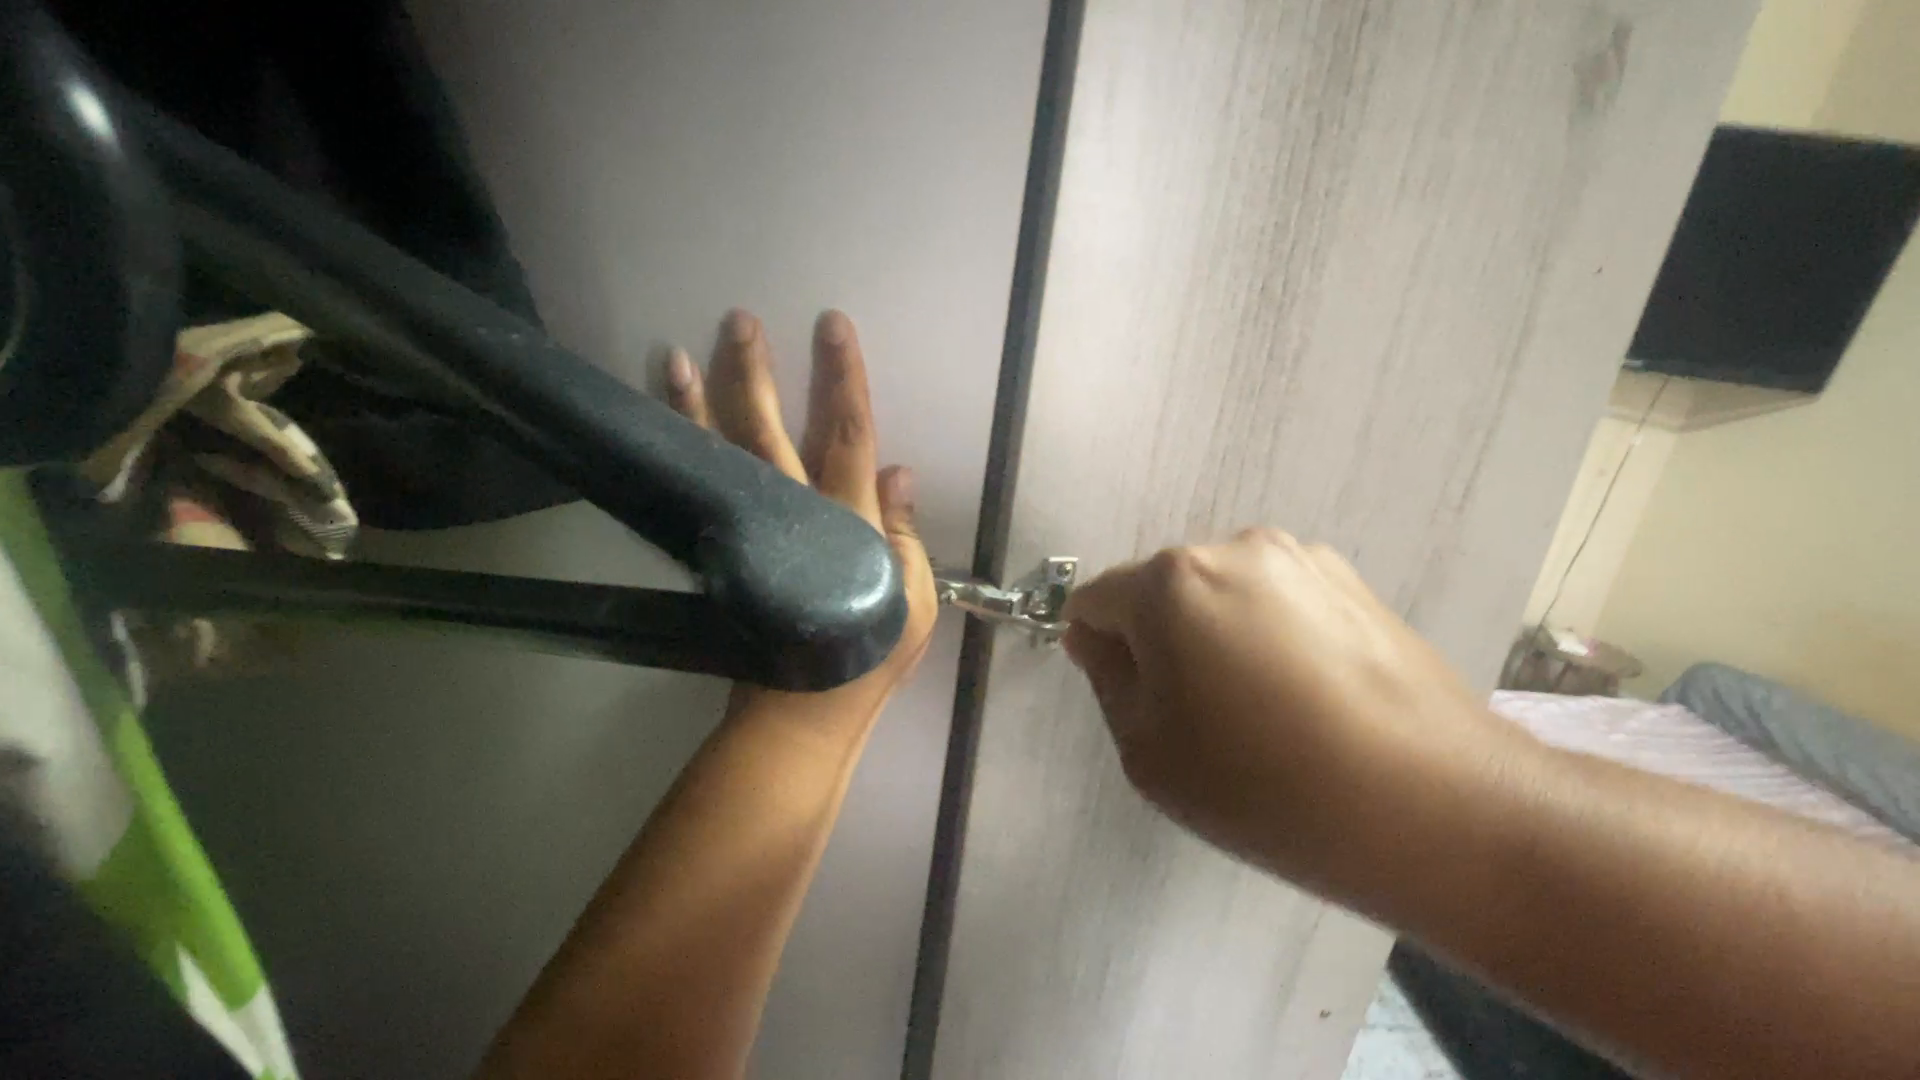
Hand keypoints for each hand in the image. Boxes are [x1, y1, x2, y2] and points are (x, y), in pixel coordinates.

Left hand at [664, 309, 937, 721]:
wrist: (803, 706)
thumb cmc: (870, 652)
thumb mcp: (911, 597)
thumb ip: (904, 533)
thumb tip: (898, 469)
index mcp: (850, 520)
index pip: (847, 434)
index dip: (843, 378)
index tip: (832, 326)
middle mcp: (793, 514)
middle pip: (770, 431)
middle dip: (757, 373)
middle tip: (737, 320)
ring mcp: (751, 534)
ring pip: (720, 458)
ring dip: (697, 404)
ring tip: (676, 357)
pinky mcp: (721, 556)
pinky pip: (700, 495)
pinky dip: (683, 459)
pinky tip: (668, 431)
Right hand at [1061, 528, 1529, 899]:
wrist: (1435, 805)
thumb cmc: (1265, 786)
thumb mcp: (1148, 752)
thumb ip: (1108, 681)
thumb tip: (1099, 637)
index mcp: (1169, 582)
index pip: (1096, 601)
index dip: (1099, 652)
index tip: (1134, 704)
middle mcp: (1233, 549)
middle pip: (1161, 592)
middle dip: (1161, 641)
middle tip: (1200, 721)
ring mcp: (1302, 560)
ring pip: (1221, 595)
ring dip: (1218, 637)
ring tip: (1263, 713)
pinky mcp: (1354, 583)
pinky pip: (1278, 602)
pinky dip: (1271, 637)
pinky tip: (1308, 701)